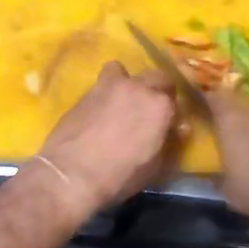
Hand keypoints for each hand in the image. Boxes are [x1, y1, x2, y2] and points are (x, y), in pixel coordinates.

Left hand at [30, 61, 176, 212]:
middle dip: (157, 91)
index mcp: (160, 105)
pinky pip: (101, 84)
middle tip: (149, 112)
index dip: (173, 113)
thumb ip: (170, 142)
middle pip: (156, 77)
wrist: (70, 174)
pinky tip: (100, 112)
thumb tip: (178, 129)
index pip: (176, 100)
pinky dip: (105, 93)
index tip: (169, 127)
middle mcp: (137, 87)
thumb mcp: (155, 167)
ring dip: (127, 83)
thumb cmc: (120, 175)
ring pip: (122, 71)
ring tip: (121, 103)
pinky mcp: (85, 92)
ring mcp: (108, 86)